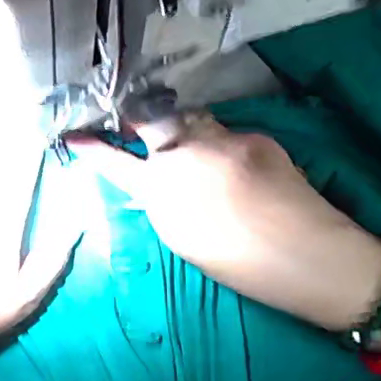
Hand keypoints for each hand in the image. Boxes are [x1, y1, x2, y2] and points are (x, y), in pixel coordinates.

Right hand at [64, 115, 380, 331]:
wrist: (306, 252)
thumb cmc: (239, 263)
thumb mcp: (183, 238)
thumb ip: (161, 202)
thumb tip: (152, 181)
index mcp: (160, 191)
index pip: (115, 161)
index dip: (91, 147)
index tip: (74, 135)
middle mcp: (183, 155)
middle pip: (150, 119)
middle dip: (138, 117)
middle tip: (135, 121)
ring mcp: (219, 139)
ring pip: (191, 119)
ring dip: (184, 129)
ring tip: (193, 148)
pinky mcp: (252, 135)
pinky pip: (225, 131)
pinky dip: (221, 144)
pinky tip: (234, 165)